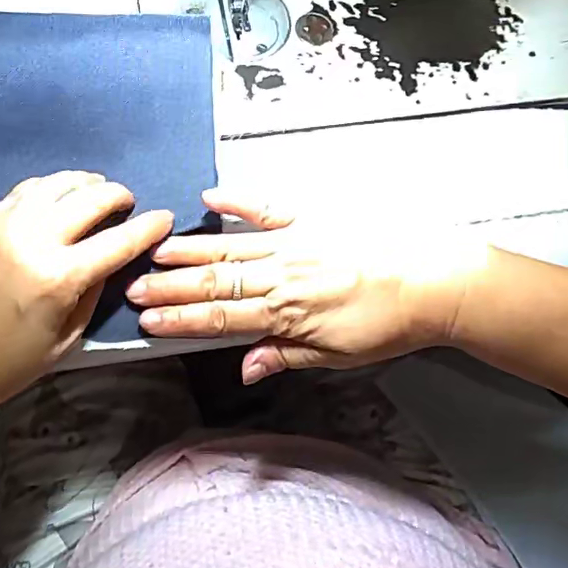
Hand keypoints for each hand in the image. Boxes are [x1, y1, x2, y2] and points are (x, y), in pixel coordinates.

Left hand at [0, 172, 173, 439]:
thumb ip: (91, 292)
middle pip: (88, 199)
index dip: (148, 227)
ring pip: (54, 184)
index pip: (117, 240)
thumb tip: (108, 259)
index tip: (165, 217)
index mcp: (57, 278)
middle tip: (129, 202)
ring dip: (83, 183)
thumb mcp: (64, 340)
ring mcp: (1, 225)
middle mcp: (31, 239)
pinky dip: (49, 188)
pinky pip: (23, 192)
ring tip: (96, 190)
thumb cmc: (3, 367)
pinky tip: (56, 197)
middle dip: (118, 196)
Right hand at [128, 190, 486, 383]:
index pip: (221, 319)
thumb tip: (245, 369)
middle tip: (134, 286)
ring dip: (190, 251)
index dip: (180, 320)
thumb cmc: (389, 323)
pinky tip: (209, 198)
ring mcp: (294, 242)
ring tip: (156, 252)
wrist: (433, 281)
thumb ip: (286, 356)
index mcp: (288, 314)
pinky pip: (267, 207)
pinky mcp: (310, 216)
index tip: (149, 320)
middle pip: (215, 283)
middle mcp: (282, 276)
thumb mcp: (339, 355)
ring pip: (230, 247)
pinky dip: (237, 202)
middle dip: (170, 288)